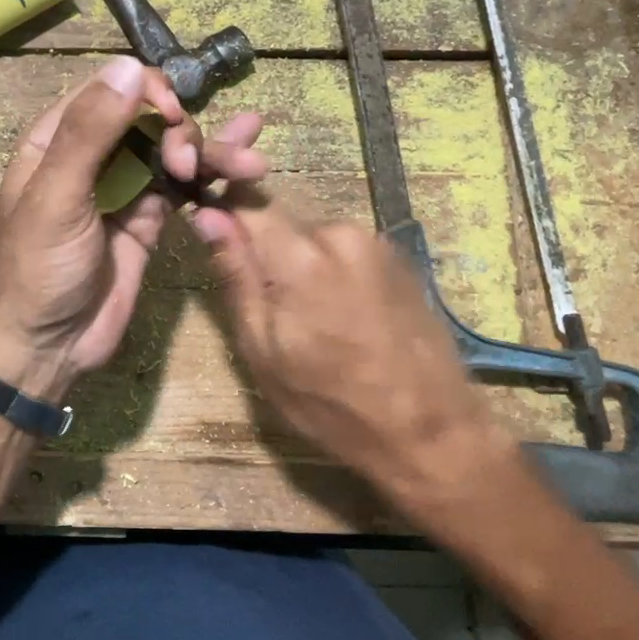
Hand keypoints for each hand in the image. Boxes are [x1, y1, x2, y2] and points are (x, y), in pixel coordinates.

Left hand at [0, 56, 267, 401]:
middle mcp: (91, 155)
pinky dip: (212, 176)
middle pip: (147, 116)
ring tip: (250, 166)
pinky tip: (248, 166)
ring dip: (210, 152)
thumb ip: (89, 132)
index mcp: (55, 139)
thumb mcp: (57, 197)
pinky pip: (183, 185)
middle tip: (190, 165)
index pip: (108, 90)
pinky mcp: (148, 217)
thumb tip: (128, 66)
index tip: (171, 117)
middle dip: (180, 130)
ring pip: (171, 149)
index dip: (144, 92)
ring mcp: (122, 186)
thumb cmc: (40, 268)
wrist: (50, 346)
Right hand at [192, 199, 509, 513]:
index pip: (247, 204)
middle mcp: (342, 234)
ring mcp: (379, 246)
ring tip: (316, 324)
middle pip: (283, 226)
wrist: (431, 435)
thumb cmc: (331, 403)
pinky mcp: (403, 262)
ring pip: (316, 241)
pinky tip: (349, 322)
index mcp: (301, 256)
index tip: (220, 248)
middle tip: (275, 313)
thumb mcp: (263, 349)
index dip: (227, 218)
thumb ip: (235, 275)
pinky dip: (337, 276)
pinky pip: (348, 254)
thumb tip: (206, 216)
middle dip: (270, 256)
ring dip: (305, 268)